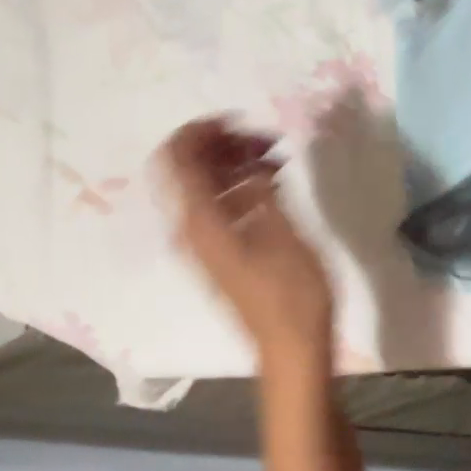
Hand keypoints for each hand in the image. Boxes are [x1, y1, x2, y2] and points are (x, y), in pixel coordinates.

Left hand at [161, 117, 333, 360]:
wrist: (292, 349)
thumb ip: (260, 190)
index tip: (239, 121)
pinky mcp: (222, 256)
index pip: (177, 158)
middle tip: (262, 138)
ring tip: (272, 157)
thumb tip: (248, 159)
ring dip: (232, 166)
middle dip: (220, 145)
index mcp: (200, 222)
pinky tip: (270, 186)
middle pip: (187, 171)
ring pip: (204, 189)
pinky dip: (238, 189)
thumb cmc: (293, 296)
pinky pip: (218, 208)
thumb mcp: (285, 235)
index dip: (201, 131)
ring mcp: (205, 246)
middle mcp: (192, 230)